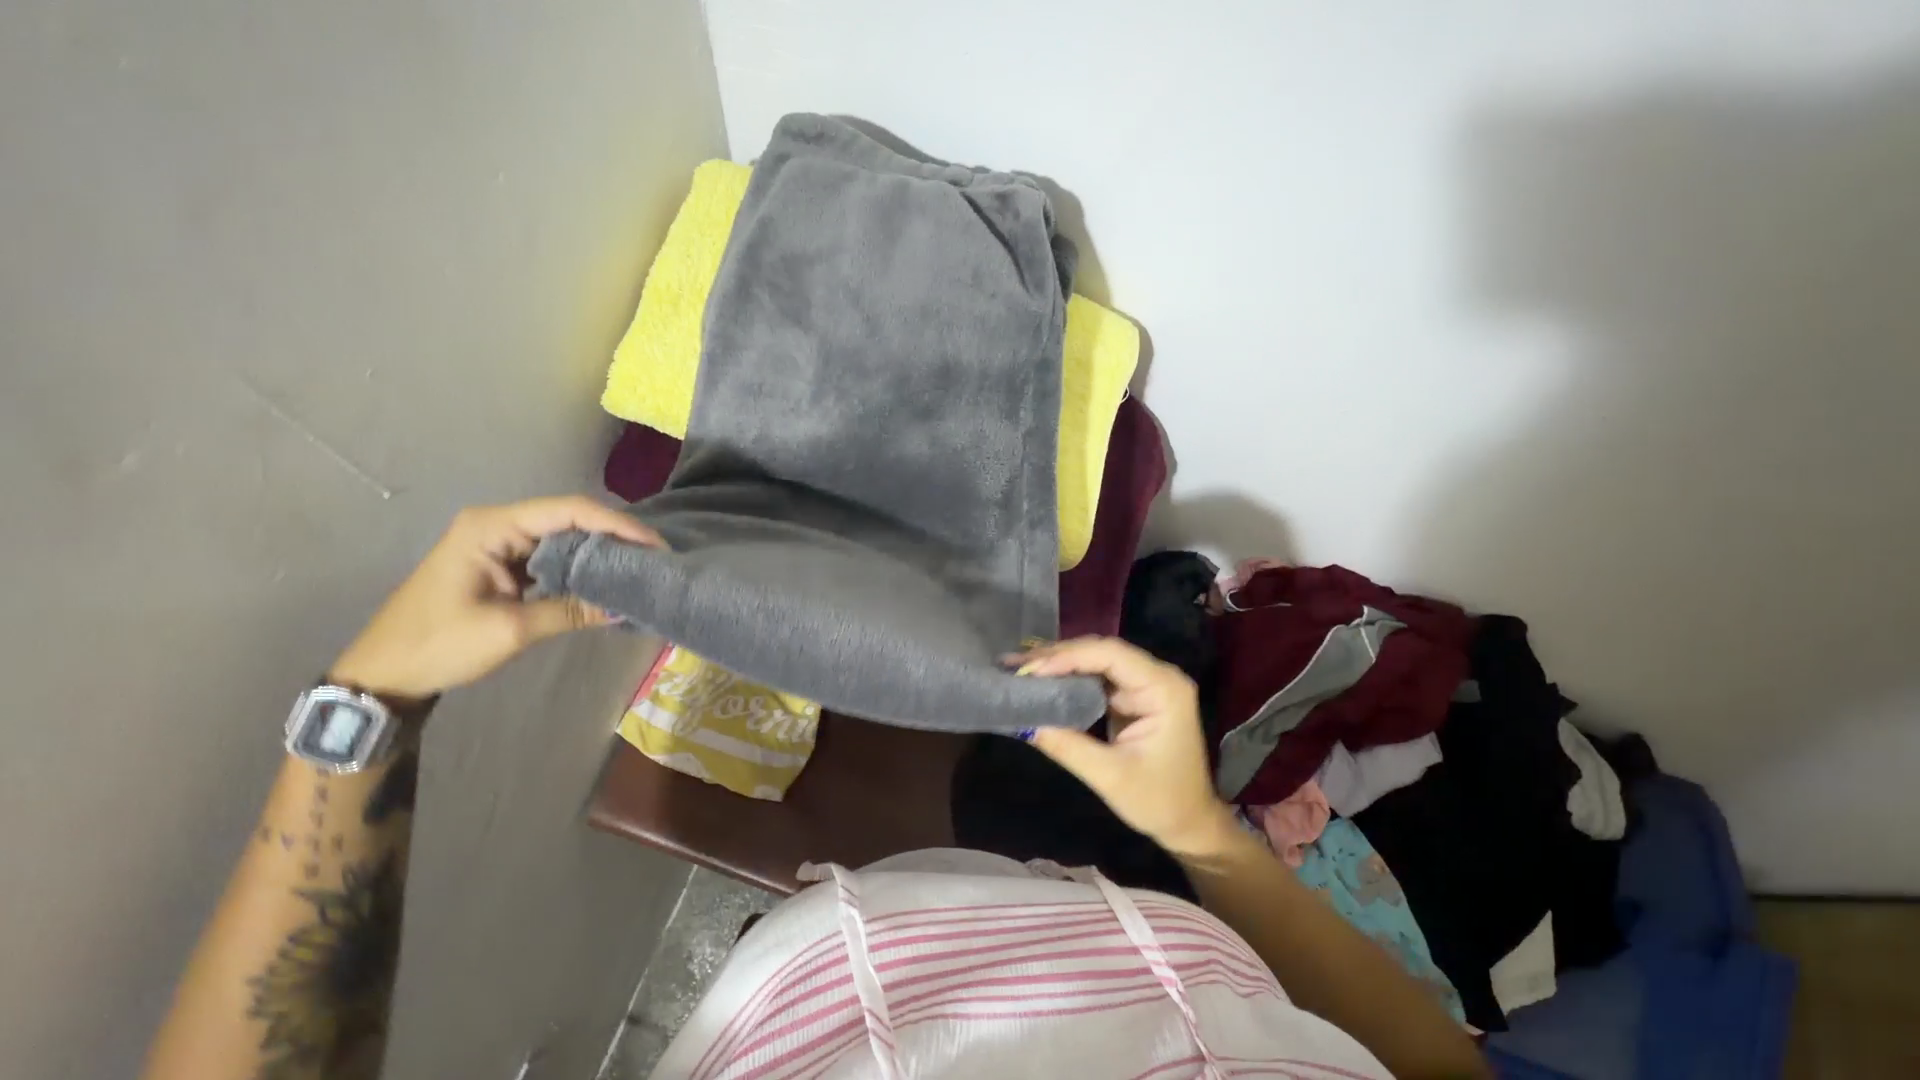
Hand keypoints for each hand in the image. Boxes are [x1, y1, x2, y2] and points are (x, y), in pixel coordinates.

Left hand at [328, 497, 662, 702]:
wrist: (383, 673)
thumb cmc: (438, 645)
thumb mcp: (510, 630)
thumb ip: (569, 611)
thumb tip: (623, 606)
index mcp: (491, 526)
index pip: (568, 511)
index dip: (616, 524)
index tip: (655, 544)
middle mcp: (496, 524)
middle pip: (568, 518)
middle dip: (613, 535)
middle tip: (656, 556)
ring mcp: (497, 543)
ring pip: (561, 537)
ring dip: (598, 551)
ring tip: (641, 566)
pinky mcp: (500, 564)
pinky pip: (548, 556)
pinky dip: (578, 567)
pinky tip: (606, 579)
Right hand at [1012, 637, 1238, 856]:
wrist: (1189, 822)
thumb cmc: (1159, 800)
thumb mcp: (1110, 777)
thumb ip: (1068, 746)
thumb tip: (1023, 722)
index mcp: (1163, 689)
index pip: (1111, 656)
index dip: (1068, 657)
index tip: (1030, 670)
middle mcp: (1158, 677)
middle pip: (1102, 652)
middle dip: (1057, 657)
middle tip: (1014, 665)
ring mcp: (1146, 685)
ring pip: (1097, 661)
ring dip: (1059, 664)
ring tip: (1020, 668)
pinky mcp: (1134, 697)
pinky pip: (1097, 677)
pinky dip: (1069, 678)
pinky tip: (1041, 680)